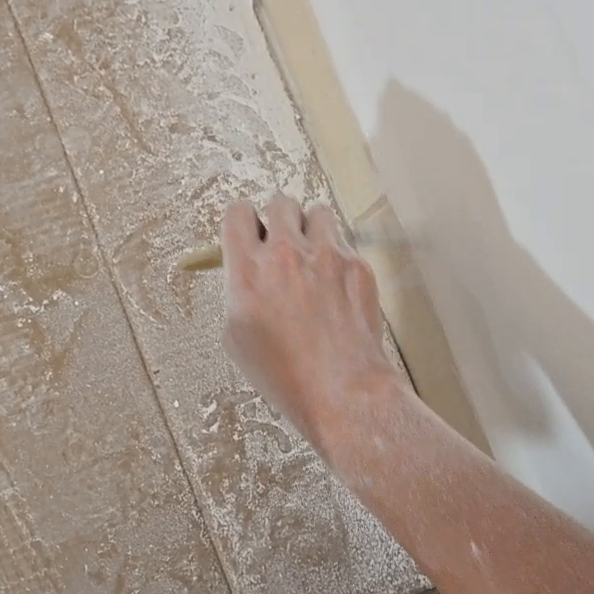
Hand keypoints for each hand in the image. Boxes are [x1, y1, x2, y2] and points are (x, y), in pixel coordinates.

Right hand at [221, 195, 403, 453]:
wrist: (341, 390)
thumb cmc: (286, 375)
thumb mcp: (236, 337)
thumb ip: (237, 292)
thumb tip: (243, 271)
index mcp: (247, 272)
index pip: (238, 213)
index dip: (242, 220)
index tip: (248, 228)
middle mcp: (285, 255)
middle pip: (279, 203)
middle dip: (278, 220)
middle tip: (282, 242)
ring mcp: (326, 256)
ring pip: (317, 212)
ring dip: (311, 229)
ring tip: (312, 258)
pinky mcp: (357, 265)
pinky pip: (344, 241)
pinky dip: (337, 256)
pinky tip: (335, 286)